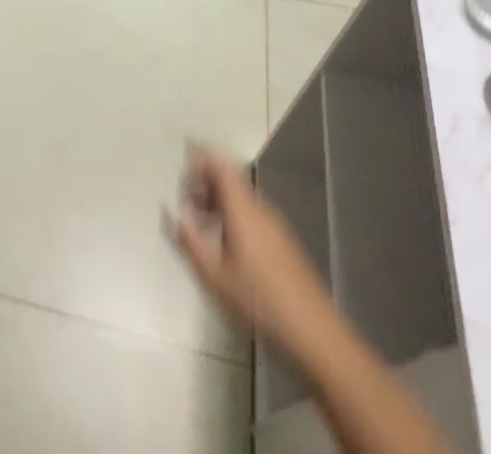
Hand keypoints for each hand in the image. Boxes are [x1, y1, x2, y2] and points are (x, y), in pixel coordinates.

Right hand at [173, 144, 337, 353]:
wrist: (314, 334)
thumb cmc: (259, 302)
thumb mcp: (213, 276)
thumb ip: (190, 241)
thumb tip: (175, 213)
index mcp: (244, 213)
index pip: (224, 168)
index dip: (204, 157)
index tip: (184, 158)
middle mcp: (262, 213)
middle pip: (233, 182)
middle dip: (206, 181)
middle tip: (183, 195)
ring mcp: (276, 229)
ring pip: (242, 201)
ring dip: (218, 201)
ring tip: (197, 218)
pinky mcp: (283, 246)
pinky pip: (252, 216)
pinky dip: (232, 216)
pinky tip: (221, 241)